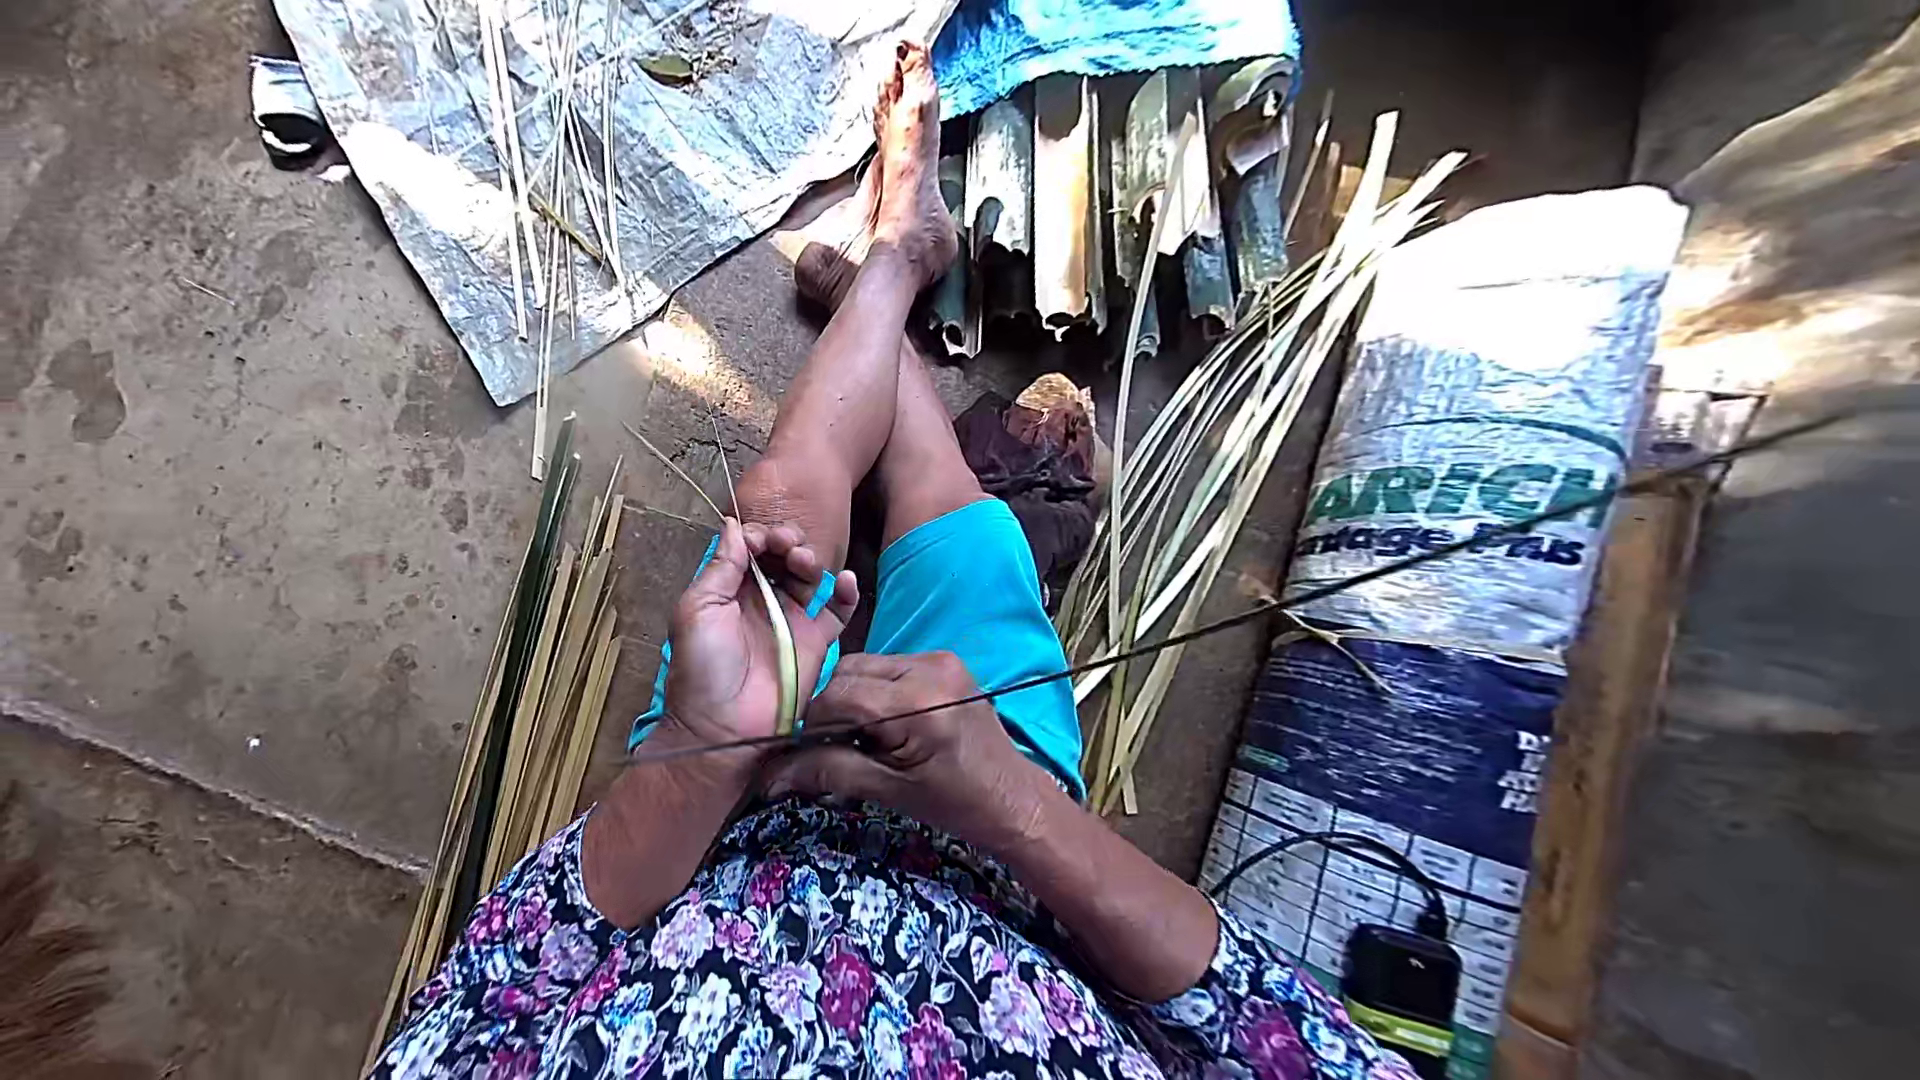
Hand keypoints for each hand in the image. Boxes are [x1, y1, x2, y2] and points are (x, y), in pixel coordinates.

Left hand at [664, 517, 857, 751]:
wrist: (724, 727)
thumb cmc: (703, 666)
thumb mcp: (698, 609)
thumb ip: (720, 567)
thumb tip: (734, 524)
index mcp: (730, 591)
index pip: (751, 550)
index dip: (759, 536)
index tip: (761, 538)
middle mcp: (763, 600)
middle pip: (783, 558)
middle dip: (787, 542)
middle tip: (786, 544)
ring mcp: (793, 619)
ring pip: (810, 577)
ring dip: (811, 560)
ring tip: (805, 562)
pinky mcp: (817, 641)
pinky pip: (839, 611)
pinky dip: (847, 593)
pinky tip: (846, 580)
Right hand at [759, 652, 1058, 854]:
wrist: (1011, 794)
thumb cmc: (955, 803)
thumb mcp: (890, 791)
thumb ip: (830, 772)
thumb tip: (771, 775)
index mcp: (918, 703)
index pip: (839, 695)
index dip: (814, 723)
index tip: (810, 751)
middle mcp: (929, 667)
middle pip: (849, 671)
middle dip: (832, 707)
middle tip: (838, 745)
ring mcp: (939, 658)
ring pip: (866, 665)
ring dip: (853, 696)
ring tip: (865, 735)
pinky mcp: (944, 659)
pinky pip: (890, 666)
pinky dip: (876, 689)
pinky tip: (887, 720)